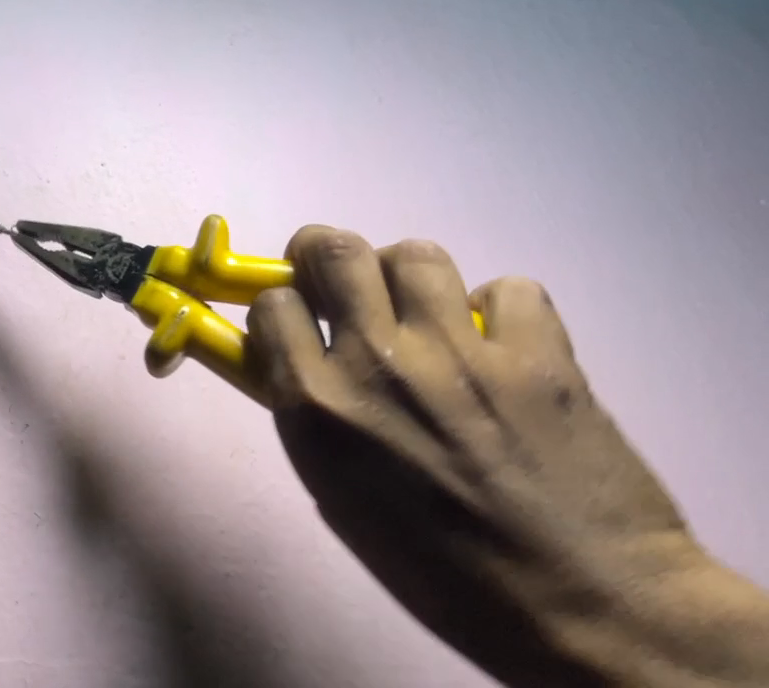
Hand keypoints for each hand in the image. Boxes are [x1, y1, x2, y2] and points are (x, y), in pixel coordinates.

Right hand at [248, 228, 768, 686]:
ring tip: (422, 310)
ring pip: (415, 254)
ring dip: (407, 275)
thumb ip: (306, 408)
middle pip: (334, 251)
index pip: (272, 303)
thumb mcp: (334, 487)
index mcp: (317, 403)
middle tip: (338, 278)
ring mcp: (460, 355)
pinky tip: (499, 345)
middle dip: (323, 252)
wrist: (587, 608)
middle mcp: (376, 363)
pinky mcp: (540, 358)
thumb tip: (286, 354)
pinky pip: (509, 290)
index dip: (281, 306)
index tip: (296, 320)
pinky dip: (499, 309)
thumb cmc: (437, 562)